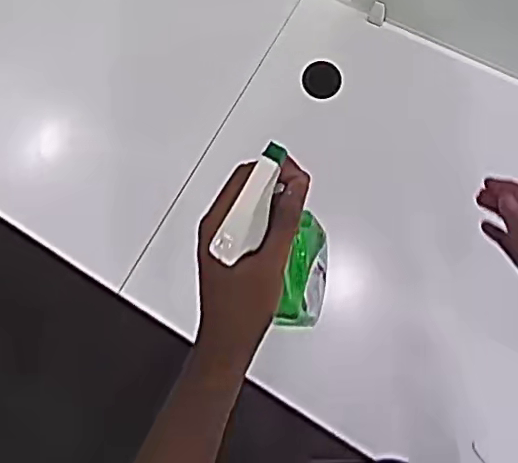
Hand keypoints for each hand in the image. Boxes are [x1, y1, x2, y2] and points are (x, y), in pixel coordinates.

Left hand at [194, 156, 309, 363]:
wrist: (227, 348)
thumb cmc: (243, 311)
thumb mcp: (270, 262)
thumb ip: (285, 221)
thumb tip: (296, 186)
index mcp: (217, 225)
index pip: (247, 176)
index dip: (274, 168)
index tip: (298, 177)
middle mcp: (215, 226)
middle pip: (248, 184)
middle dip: (278, 180)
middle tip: (302, 190)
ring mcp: (221, 237)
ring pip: (251, 199)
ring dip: (276, 197)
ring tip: (296, 209)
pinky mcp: (230, 247)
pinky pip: (252, 216)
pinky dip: (270, 213)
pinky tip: (285, 228)